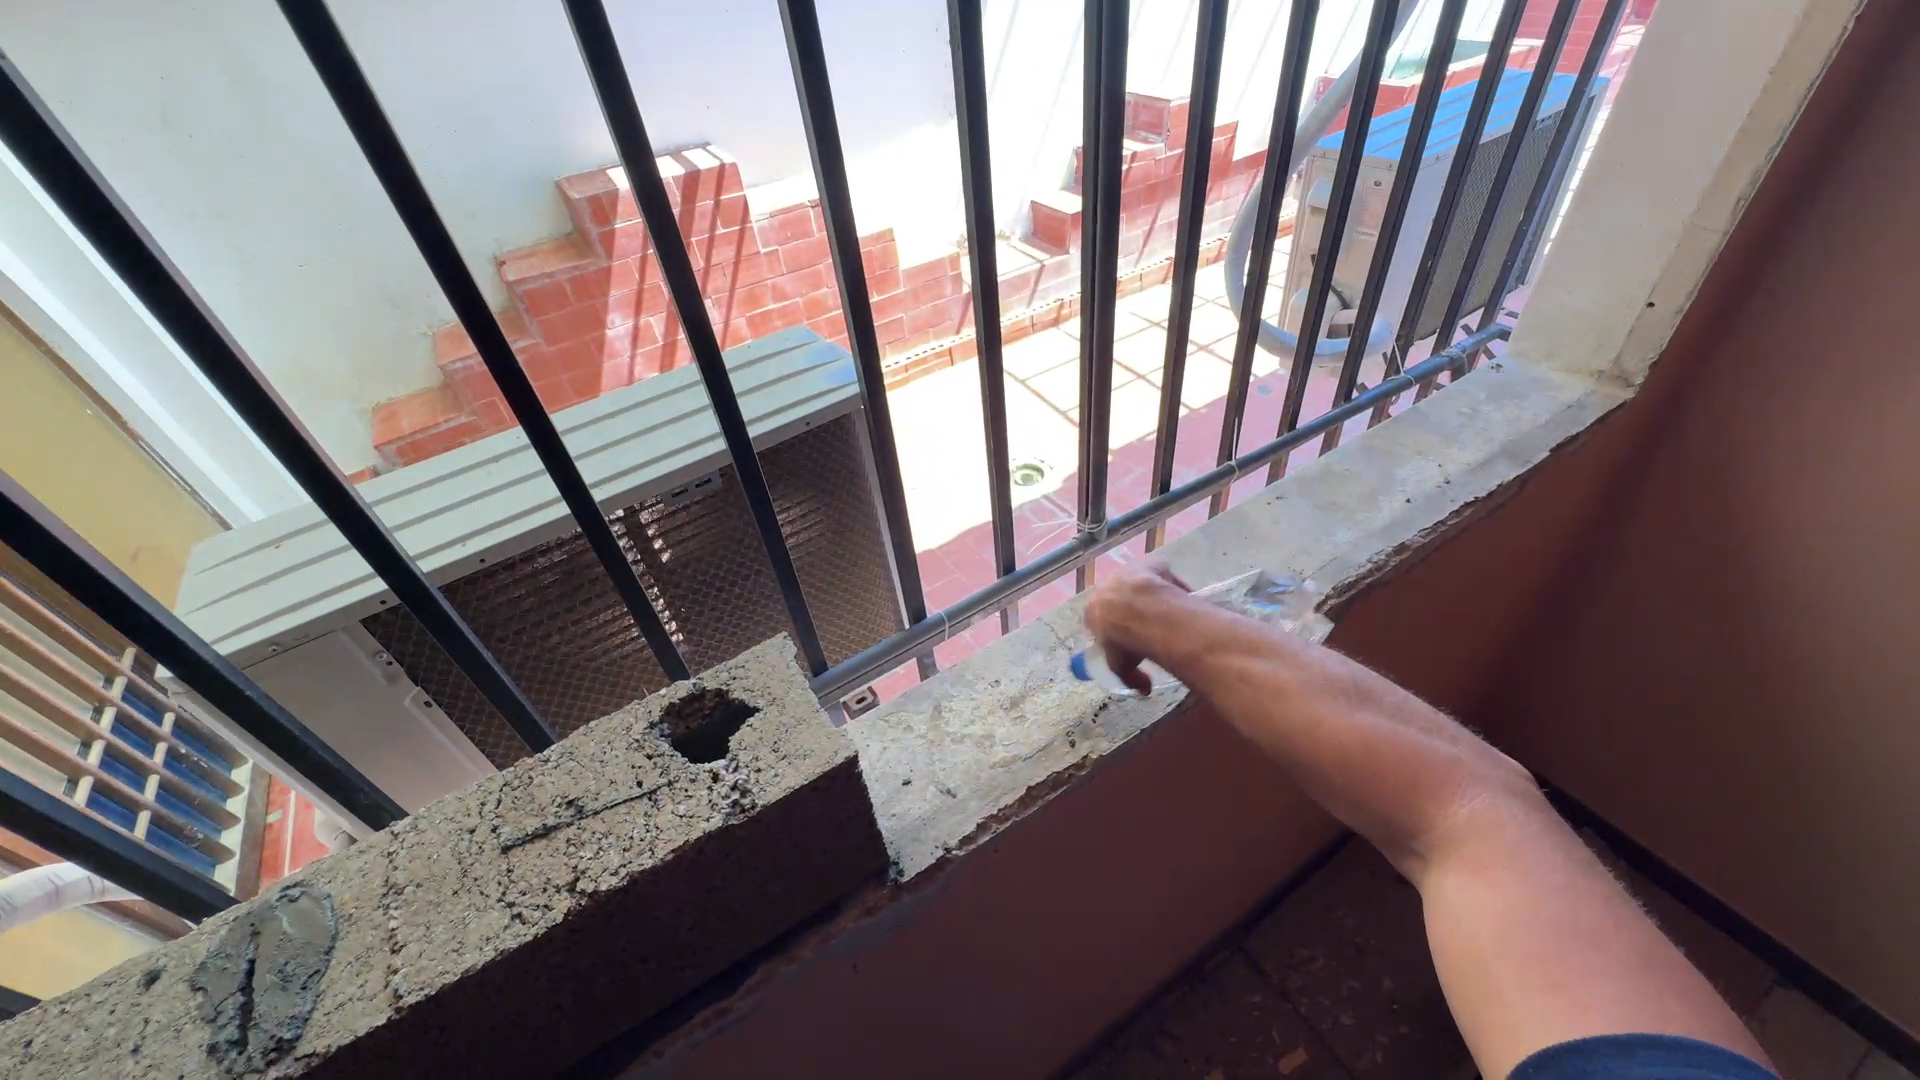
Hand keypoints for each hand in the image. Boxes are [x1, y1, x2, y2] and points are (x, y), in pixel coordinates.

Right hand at [1082, 561, 1191, 694]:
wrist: (1141, 612)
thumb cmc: (1124, 641)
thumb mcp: (1121, 666)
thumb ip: (1131, 678)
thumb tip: (1144, 690)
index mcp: (1092, 611)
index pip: (1098, 619)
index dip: (1113, 628)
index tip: (1127, 639)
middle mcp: (1105, 588)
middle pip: (1118, 599)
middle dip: (1131, 609)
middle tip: (1149, 624)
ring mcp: (1126, 573)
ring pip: (1138, 584)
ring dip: (1148, 594)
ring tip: (1167, 611)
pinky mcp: (1147, 564)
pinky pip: (1158, 572)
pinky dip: (1167, 582)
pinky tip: (1179, 596)